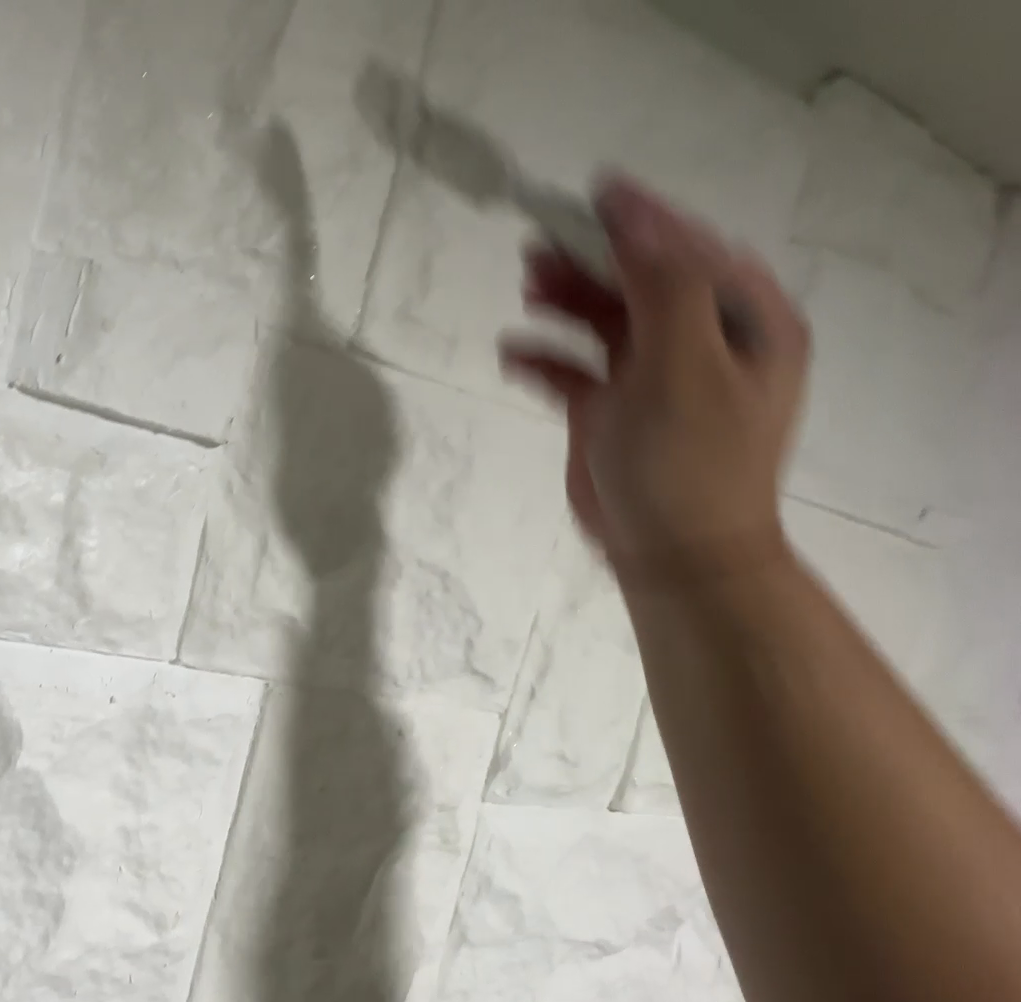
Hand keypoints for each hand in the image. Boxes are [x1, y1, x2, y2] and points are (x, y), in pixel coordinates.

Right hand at [501, 177, 810, 574]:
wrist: (672, 552)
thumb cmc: (689, 459)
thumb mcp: (685, 365)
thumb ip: (664, 286)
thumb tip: (633, 217)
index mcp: (741, 322)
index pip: (691, 250)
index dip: (642, 220)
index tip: (589, 194)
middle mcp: (700, 339)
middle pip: (639, 279)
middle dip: (590, 260)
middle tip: (536, 247)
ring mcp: (652, 375)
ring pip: (602, 318)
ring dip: (563, 301)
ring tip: (525, 291)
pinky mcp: (608, 407)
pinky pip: (572, 366)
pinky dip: (543, 357)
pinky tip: (515, 356)